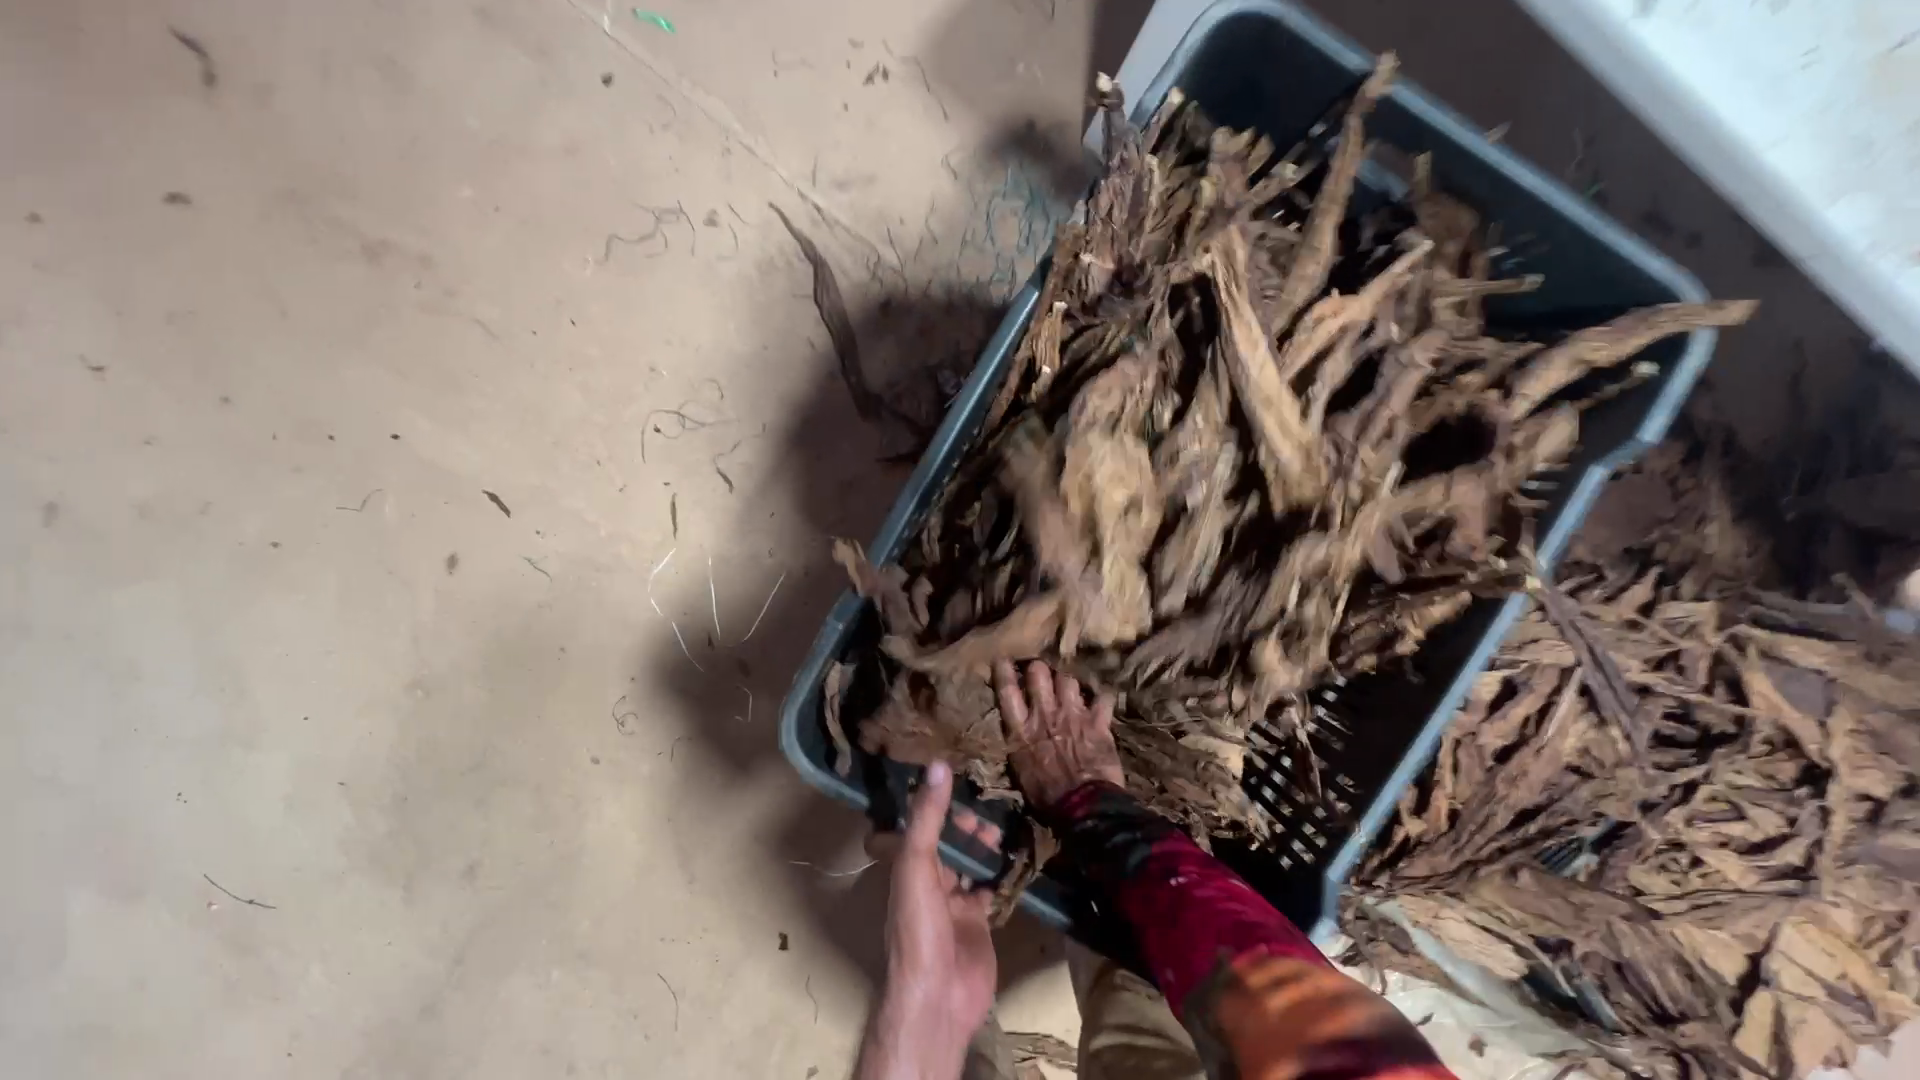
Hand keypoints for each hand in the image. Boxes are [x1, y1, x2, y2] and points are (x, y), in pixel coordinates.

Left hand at [856, 760, 996, 1079]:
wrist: (938, 995)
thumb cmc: (918, 926)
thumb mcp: (917, 863)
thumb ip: (928, 817)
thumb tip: (938, 765)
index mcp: (906, 866)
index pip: (919, 824)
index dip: (934, 802)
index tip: (958, 777)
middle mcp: (927, 881)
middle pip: (946, 842)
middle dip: (965, 824)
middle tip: (990, 804)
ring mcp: (953, 902)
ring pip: (969, 863)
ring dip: (983, 846)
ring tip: (1003, 826)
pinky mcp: (977, 921)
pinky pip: (989, 889)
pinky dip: (1000, 874)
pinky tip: (1014, 856)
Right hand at [995, 660, 1124, 812]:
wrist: (1084, 807)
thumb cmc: (1046, 796)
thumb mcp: (1020, 770)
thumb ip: (1019, 744)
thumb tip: (1017, 735)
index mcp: (1021, 729)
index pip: (1007, 691)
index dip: (1004, 671)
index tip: (1003, 659)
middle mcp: (1045, 714)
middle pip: (1038, 673)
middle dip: (1038, 669)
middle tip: (1040, 671)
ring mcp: (1073, 714)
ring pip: (1068, 679)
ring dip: (1067, 680)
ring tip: (1069, 686)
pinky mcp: (1098, 722)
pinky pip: (1103, 697)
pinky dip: (1103, 697)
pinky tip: (1102, 699)